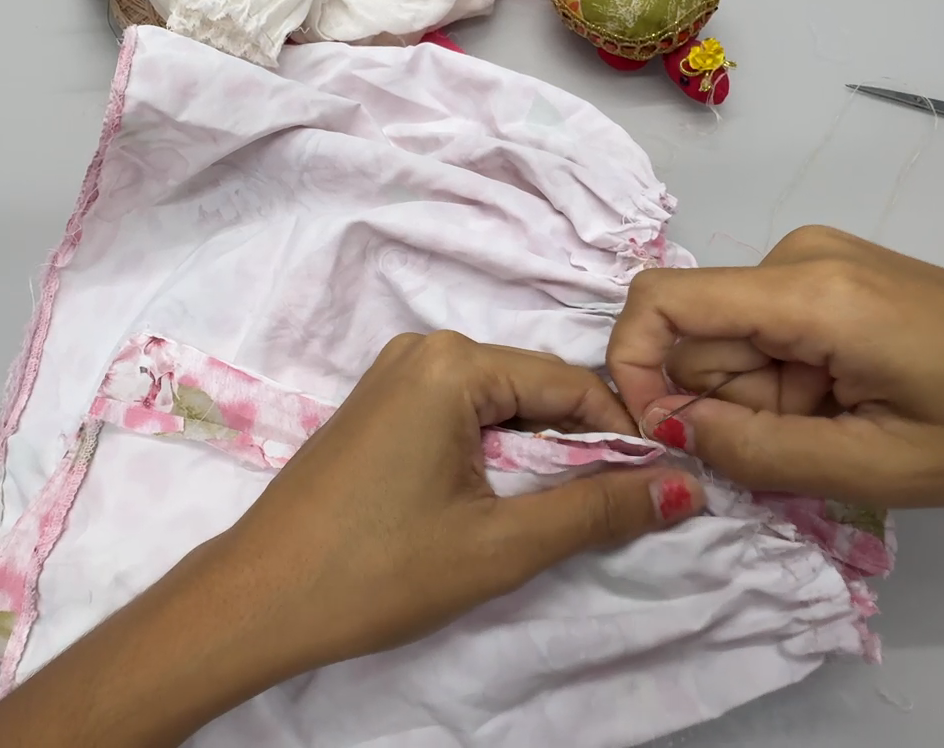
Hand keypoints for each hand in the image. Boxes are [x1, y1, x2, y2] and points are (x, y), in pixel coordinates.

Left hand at [0, 332, 704, 747]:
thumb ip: (596, 509)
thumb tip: (682, 488)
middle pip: (530, 388)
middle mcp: (422, 348)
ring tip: (558, 508)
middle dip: (576, 444)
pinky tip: (498, 491)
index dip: (620, 435)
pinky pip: (457, 410)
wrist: (261, 595)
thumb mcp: (501, 543)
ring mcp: (394, 373)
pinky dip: (492, 447)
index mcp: (452, 362)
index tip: (659, 485)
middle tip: (614, 508)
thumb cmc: (381, 568)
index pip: (568, 385)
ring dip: (535, 450)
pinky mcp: (378, 402)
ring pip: (496, 402)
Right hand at [606, 226, 943, 507]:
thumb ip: (755, 451)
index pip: (659, 302)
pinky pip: (762, 330)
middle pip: (696, 332)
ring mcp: (814, 259)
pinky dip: (782, 379)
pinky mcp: (830, 274)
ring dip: (760, 396)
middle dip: (725, 399)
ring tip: (844, 424)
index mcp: (806, 290)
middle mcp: (795, 254)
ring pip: (728, 337)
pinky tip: (849, 400)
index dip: (633, 366)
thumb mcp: (879, 468)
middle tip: (810, 443)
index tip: (670, 434)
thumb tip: (669, 427)